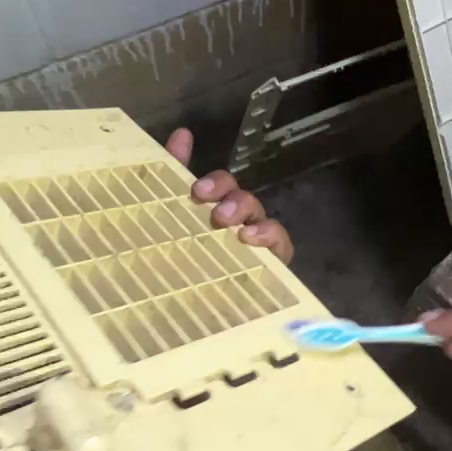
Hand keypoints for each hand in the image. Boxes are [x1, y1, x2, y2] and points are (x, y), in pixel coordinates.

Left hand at [164, 128, 293, 264]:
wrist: (185, 317)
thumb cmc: (180, 259)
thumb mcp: (169, 214)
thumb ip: (171, 175)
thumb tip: (182, 133)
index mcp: (214, 209)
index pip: (222, 185)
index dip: (215, 181)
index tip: (196, 191)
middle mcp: (238, 223)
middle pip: (244, 198)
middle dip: (233, 198)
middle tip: (215, 213)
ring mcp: (257, 244)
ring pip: (263, 217)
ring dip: (251, 215)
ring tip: (236, 230)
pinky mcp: (273, 266)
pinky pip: (282, 245)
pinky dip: (271, 238)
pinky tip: (253, 241)